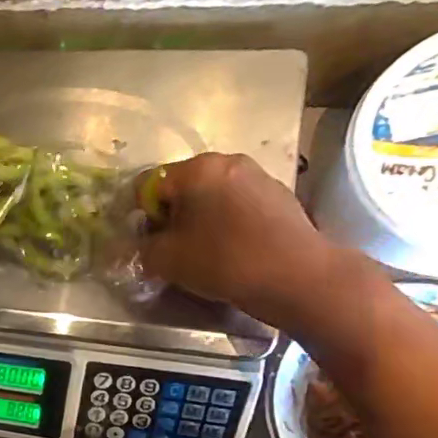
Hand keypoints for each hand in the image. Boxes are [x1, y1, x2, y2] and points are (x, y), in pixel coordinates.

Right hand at [140, 153, 340, 313]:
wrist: (296, 276)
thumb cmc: (224, 261)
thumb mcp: (167, 260)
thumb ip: (143, 247)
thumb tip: (144, 242)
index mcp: (196, 168)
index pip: (149, 183)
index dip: (141, 215)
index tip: (149, 242)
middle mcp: (227, 161)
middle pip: (183, 186)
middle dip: (173, 215)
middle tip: (175, 249)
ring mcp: (257, 175)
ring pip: (212, 195)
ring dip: (201, 218)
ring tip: (206, 252)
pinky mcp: (278, 194)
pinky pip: (238, 203)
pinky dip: (227, 222)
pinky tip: (234, 249)